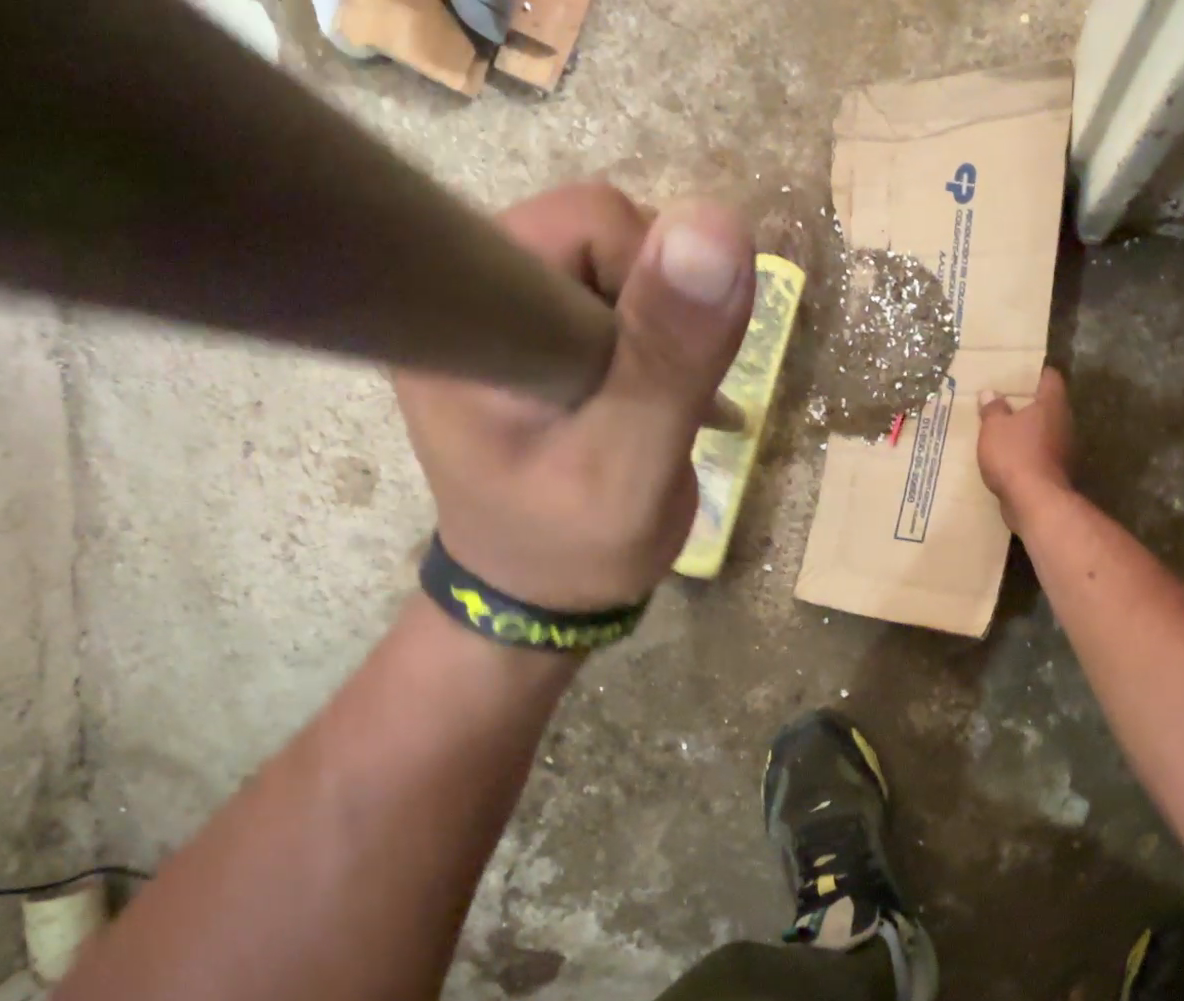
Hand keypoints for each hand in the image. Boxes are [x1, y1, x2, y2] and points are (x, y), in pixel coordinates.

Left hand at [394, 182, 753, 611]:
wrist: (541, 596)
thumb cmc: (578, 547)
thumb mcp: (632, 465)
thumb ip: (669, 356)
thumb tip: (719, 222)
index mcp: (463, 315)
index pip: (584, 224)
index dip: (651, 282)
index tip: (659, 368)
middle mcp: (464, 292)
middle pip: (600, 231)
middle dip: (658, 307)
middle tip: (664, 392)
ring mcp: (496, 311)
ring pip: (613, 259)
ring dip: (660, 325)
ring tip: (658, 397)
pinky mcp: (526, 332)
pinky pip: (608, 291)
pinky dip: (650, 333)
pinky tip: (653, 387)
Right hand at [977, 366, 1073, 524]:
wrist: (1035, 501)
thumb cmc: (1015, 454)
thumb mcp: (994, 428)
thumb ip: (993, 409)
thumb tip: (990, 393)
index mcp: (1052, 404)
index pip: (1050, 377)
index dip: (1037, 372)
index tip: (1020, 372)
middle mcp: (1064, 423)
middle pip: (1049, 406)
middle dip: (1030, 404)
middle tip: (1007, 401)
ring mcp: (1064, 449)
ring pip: (1046, 432)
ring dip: (1029, 431)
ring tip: (1006, 429)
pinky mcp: (1057, 472)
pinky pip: (1041, 454)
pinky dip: (1029, 453)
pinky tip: (1010, 457)